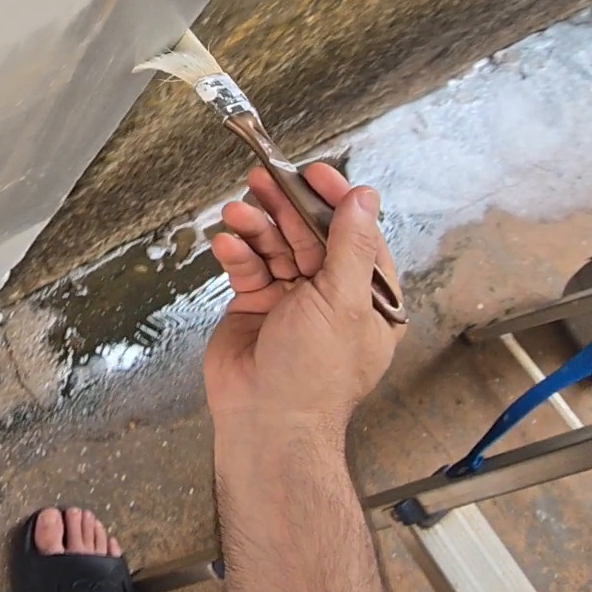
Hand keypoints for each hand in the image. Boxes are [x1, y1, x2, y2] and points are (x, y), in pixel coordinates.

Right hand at [204, 162, 402, 439]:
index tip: (314, 172)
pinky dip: (236, 252)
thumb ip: (350, 245)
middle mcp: (328, 293)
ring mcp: (289, 298)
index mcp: (365, 296)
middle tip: (263, 178)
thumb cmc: (313, 375)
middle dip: (285, 205)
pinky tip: (226, 243)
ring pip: (273, 246)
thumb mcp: (343, 303)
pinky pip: (247, 266)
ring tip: (235, 210)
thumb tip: (366, 198)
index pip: (353, 233)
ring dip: (254, 226)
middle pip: (307, 233)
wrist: (265, 420)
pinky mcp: (254, 304)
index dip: (334, 200)